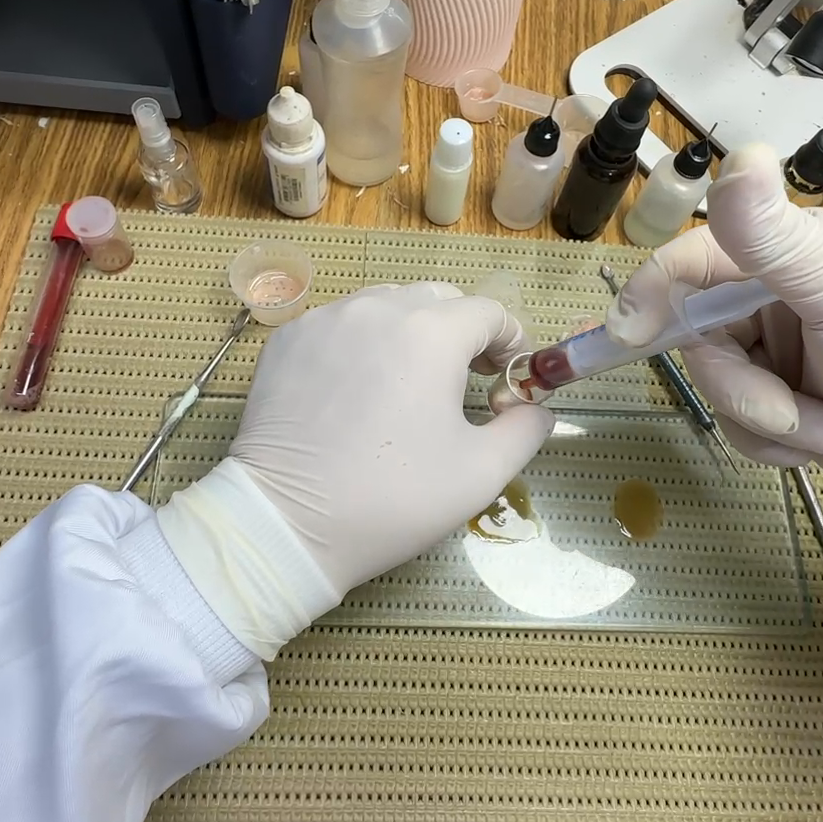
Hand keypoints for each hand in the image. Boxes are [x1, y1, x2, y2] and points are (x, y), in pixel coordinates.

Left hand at [157, 284, 553, 657]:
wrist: (288, 522)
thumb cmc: (393, 497)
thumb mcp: (481, 473)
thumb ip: (525, 429)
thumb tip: (535, 408)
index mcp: (430, 333)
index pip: (488, 312)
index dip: (509, 340)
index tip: (506, 375)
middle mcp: (378, 308)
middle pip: (437, 299)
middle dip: (460, 330)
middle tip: (461, 377)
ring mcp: (325, 319)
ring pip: (384, 304)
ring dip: (408, 330)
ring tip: (405, 380)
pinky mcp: (287, 339)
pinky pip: (339, 323)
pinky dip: (359, 342)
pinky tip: (353, 387)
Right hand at [606, 145, 822, 594]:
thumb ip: (779, 238)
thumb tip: (736, 155)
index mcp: (790, 253)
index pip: (695, 258)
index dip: (652, 291)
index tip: (630, 335)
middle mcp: (772, 296)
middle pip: (695, 335)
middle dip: (741, 386)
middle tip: (786, 411)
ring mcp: (773, 353)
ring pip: (713, 385)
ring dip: (767, 419)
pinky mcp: (775, 404)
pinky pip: (734, 424)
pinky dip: (772, 444)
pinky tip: (822, 444)